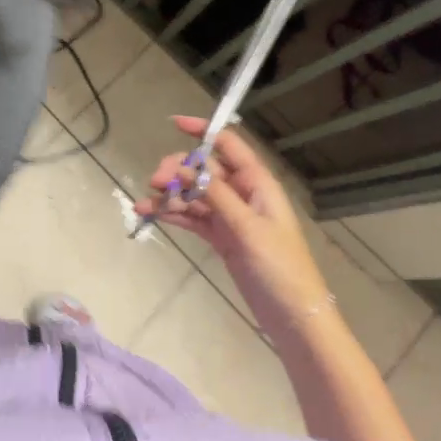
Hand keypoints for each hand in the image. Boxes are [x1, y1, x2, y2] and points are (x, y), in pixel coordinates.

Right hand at [134, 117, 331, 328]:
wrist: (294, 316)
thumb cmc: (279, 267)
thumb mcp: (247, 227)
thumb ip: (216, 194)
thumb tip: (184, 166)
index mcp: (257, 183)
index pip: (228, 145)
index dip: (203, 131)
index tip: (173, 124)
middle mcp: (243, 194)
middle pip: (204, 169)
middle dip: (178, 170)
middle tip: (155, 181)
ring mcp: (231, 216)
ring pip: (195, 194)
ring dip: (171, 194)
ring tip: (146, 202)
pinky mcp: (221, 237)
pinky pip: (193, 217)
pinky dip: (173, 214)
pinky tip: (150, 214)